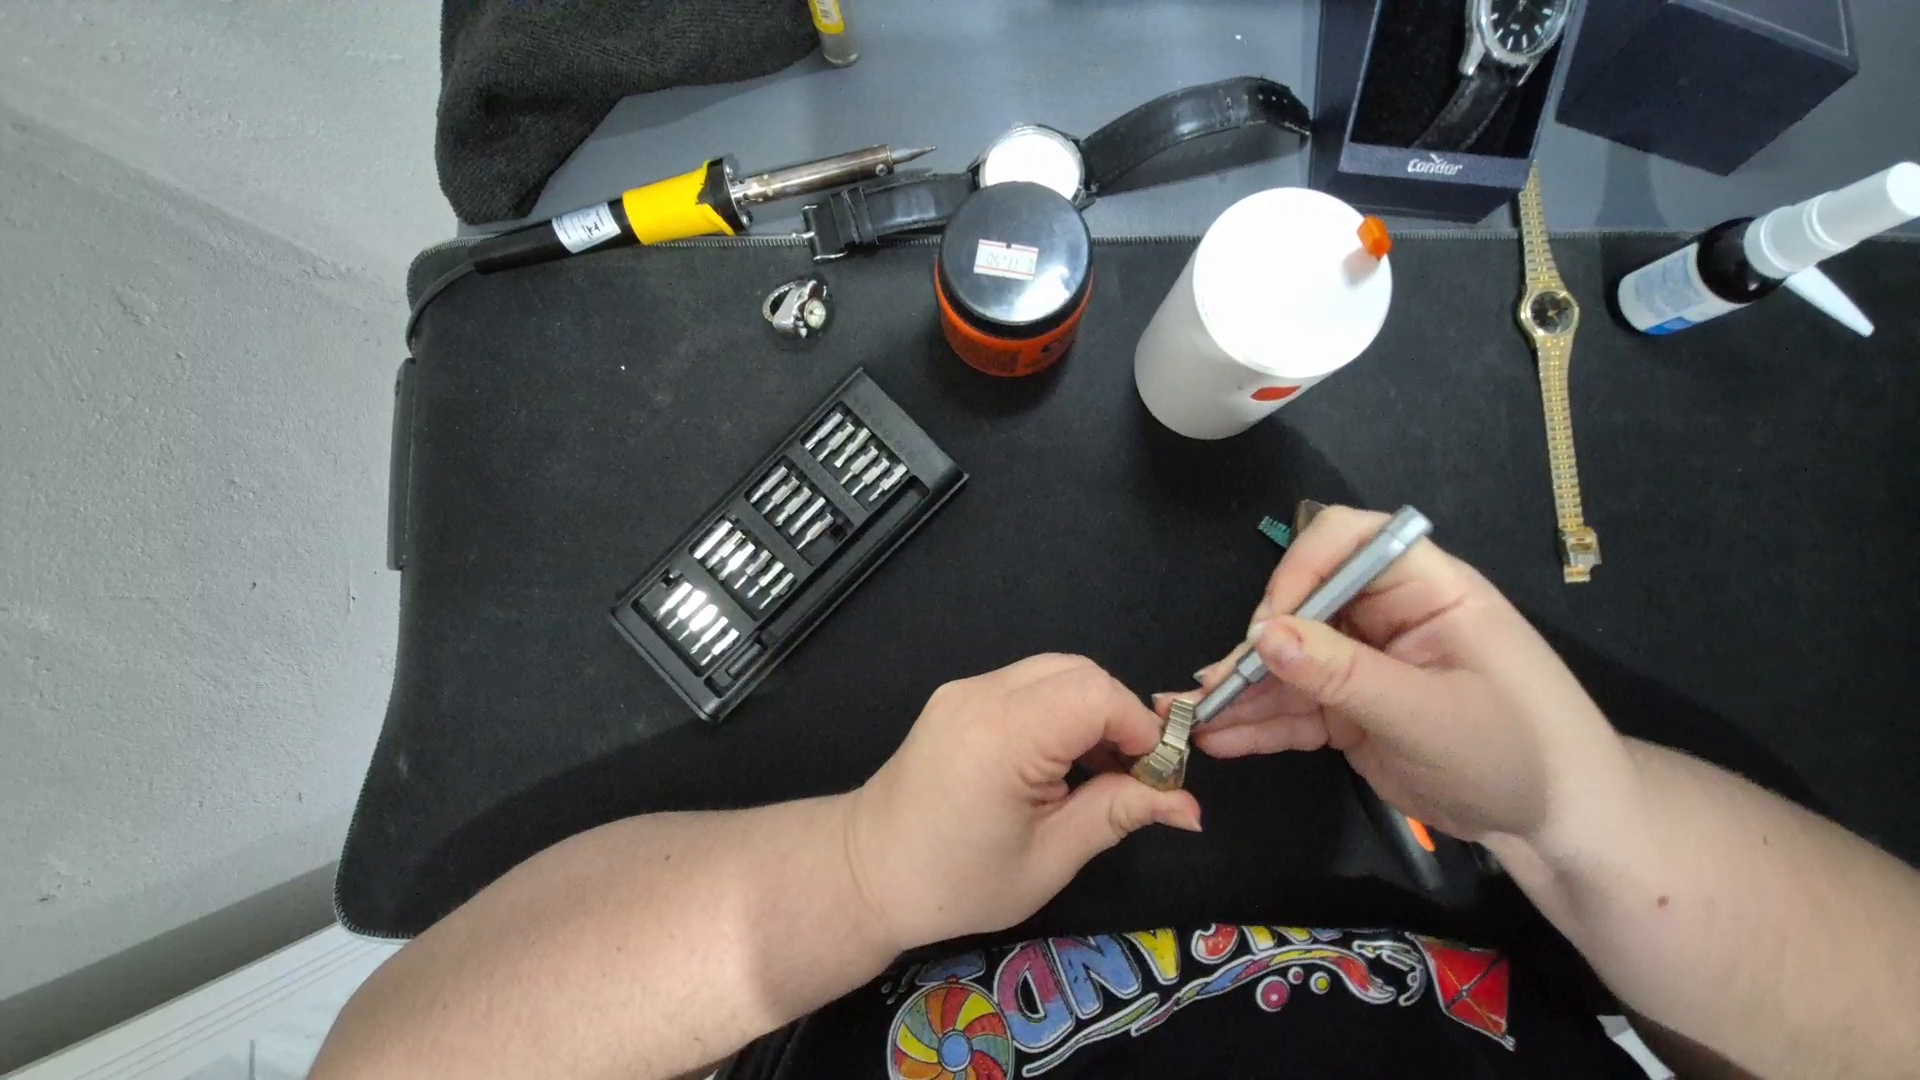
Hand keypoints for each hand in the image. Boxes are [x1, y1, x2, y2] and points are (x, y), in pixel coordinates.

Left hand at [847, 654, 1202, 951]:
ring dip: (1091, 711)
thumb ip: (1117, 815)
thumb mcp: (1049, 860)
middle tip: (1130, 776)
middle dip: (1119, 716)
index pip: (1095, 693)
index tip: (1153, 775)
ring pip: (1056, 671)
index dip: (1138, 726)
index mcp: (1002, 737)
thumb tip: (1188, 804)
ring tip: (1097, 772)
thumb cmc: (958, 882)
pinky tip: (1060, 759)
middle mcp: (981, 695)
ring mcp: (965, 689)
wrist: (868, 870)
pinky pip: (1027, 682)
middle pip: (1079, 671)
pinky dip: (1059, 710)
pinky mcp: (959, 695)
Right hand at [1185, 506, 1630, 845]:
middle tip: (1218, 688)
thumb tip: (1262, 634)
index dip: (1301, 569)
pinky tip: (1220, 740)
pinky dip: (1258, 723)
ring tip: (1191, 719)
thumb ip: (1342, 674)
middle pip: (1300, 606)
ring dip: (1242, 690)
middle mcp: (1383, 617)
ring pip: (1287, 662)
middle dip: (1256, 647)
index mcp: (1423, 590)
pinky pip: (1293, 706)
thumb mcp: (1428, 715)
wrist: (1558, 827)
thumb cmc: (1520, 754)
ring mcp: (1361, 664)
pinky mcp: (1347, 708)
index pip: (1347, 542)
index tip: (1273, 625)